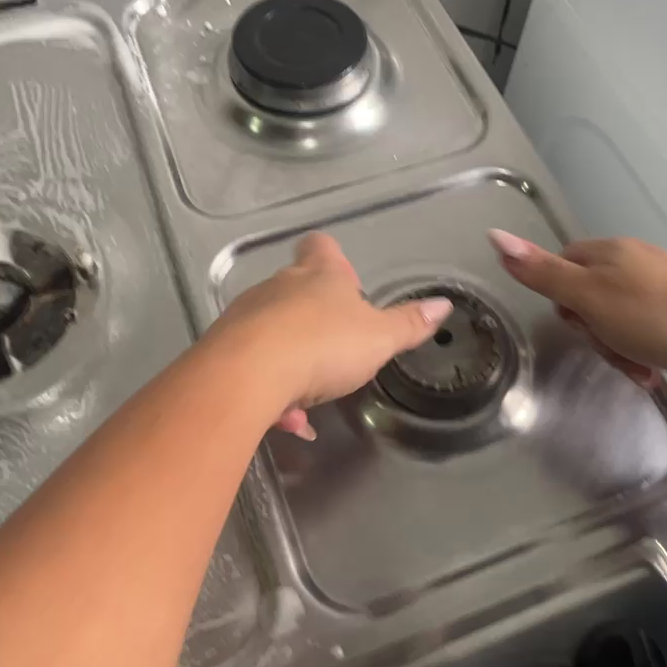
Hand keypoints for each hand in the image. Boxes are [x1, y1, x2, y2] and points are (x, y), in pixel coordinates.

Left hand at [207, 233, 450, 438]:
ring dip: (292, 357)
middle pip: (295, 288)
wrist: (248, 375)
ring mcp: (246, 316)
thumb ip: (409, 324)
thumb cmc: (323, 345)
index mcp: (318, 275)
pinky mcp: (224, 349)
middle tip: (336, 345)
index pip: (322, 247)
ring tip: (312, 394)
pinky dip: (272, 389)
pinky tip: (286, 419)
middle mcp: (278, 287)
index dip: (333, 257)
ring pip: (273, 330)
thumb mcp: (379, 338)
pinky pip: (254, 365)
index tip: (344, 278)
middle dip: (314, 316)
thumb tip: (442, 305)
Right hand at [488, 230, 666, 391]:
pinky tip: (651, 371)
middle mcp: (634, 263)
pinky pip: (642, 333)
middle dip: (590, 329)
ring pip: (614, 320)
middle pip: (587, 296)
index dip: (559, 297)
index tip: (575, 321)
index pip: (561, 265)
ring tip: (634, 366)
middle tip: (605, 344)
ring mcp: (660, 288)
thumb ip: (541, 272)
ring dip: (616, 348)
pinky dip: (640, 354)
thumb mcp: (586, 296)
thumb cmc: (650, 316)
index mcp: (610, 251)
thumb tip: (494, 236)